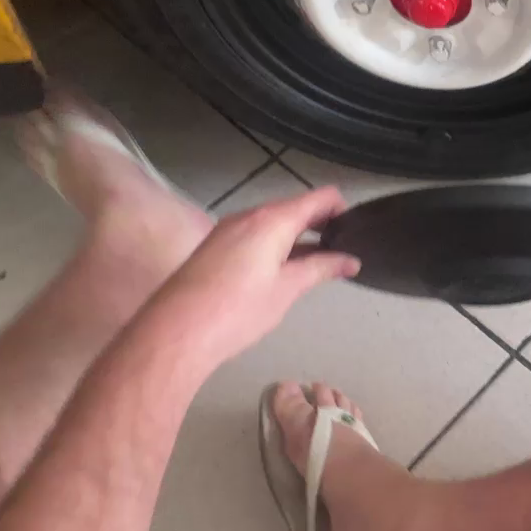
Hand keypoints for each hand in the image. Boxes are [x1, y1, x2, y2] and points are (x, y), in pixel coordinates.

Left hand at [144, 187, 357, 363]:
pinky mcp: (215, 246)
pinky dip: (276, 244)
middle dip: (322, 225)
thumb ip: (322, 268)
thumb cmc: (238, 309)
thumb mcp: (288, 288)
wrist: (175, 333)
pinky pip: (256, 234)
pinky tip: (285, 270)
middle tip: (343, 251)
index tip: (355, 233)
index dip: (343, 210)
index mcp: (273, 219)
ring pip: (275, 222)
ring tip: (319, 264)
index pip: (320, 197)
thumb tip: (351, 261)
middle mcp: (249, 215)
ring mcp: (228, 229)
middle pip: (297, 207)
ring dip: (299, 236)